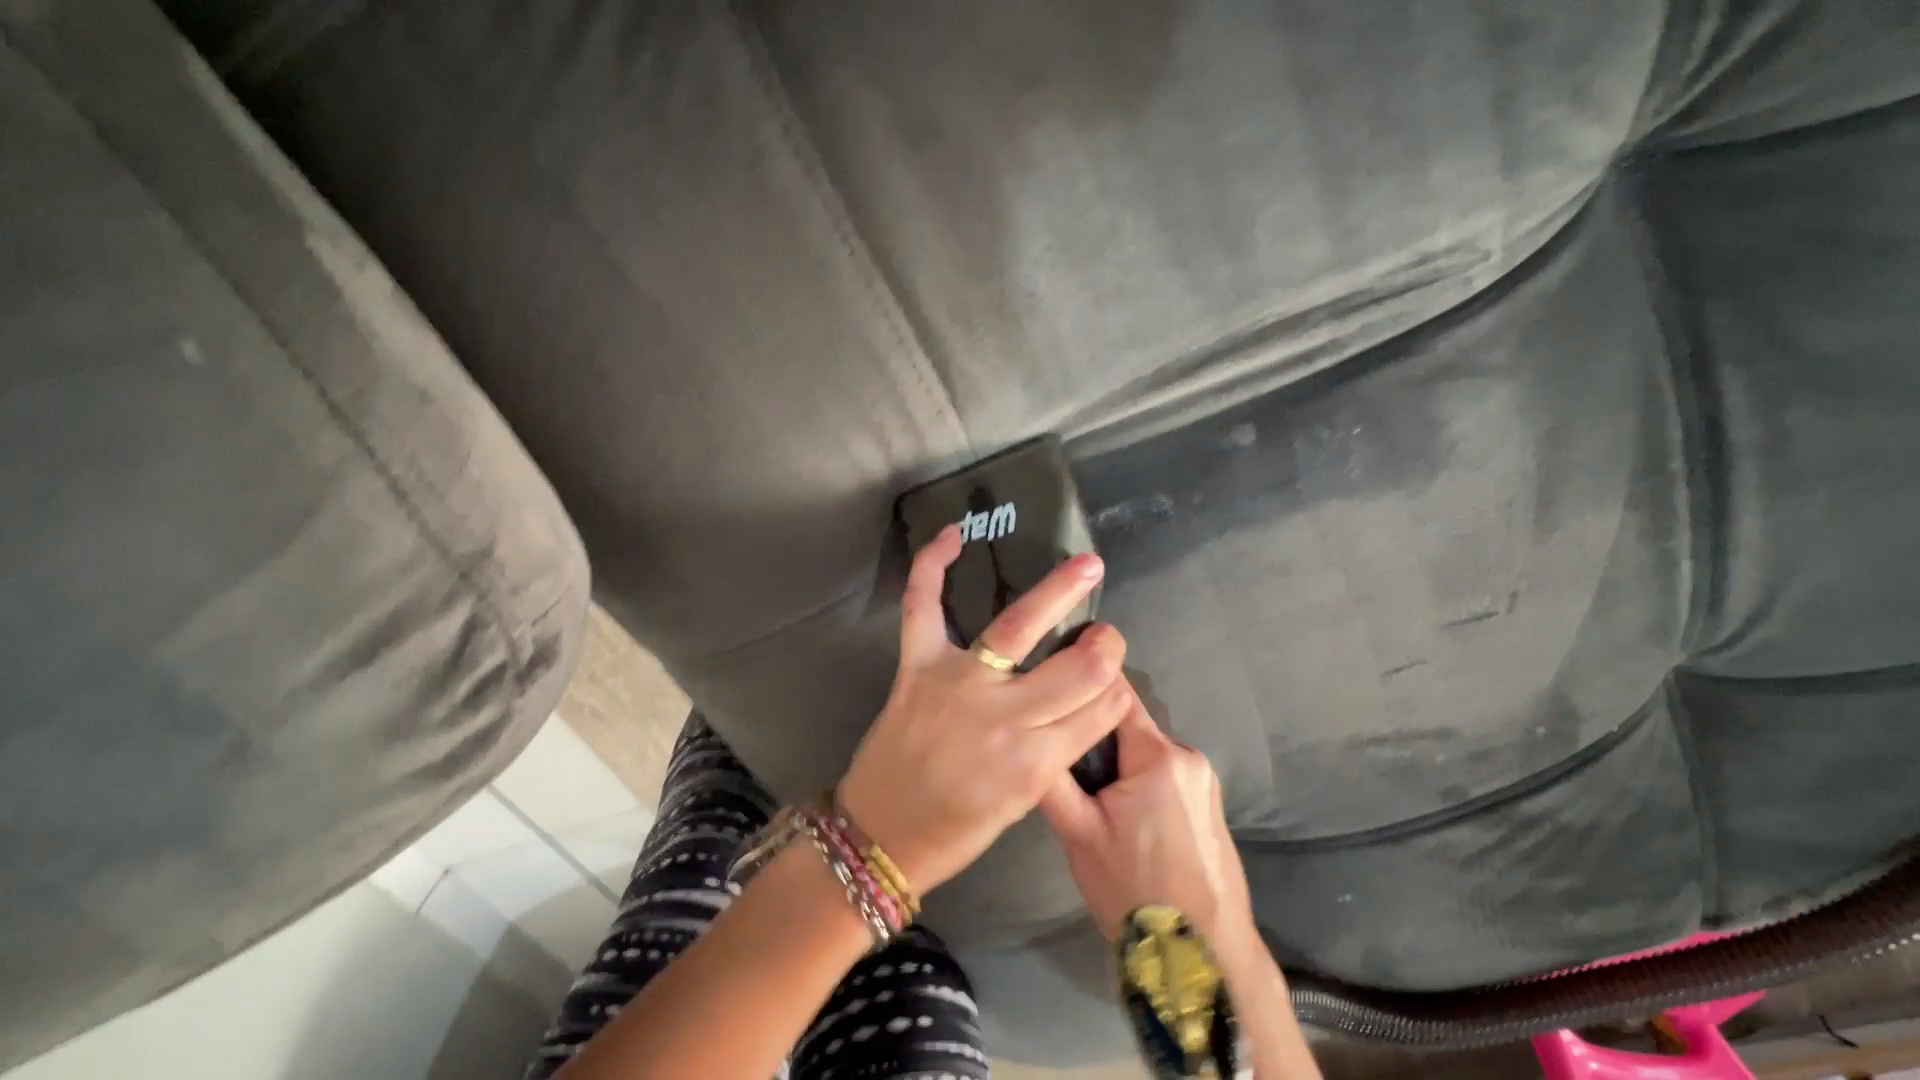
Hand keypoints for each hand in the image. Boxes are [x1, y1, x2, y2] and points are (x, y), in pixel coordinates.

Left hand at [837, 525, 1132, 893]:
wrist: (879, 835)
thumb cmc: (956, 829)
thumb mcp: (1023, 803)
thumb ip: (1057, 750)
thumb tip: (1088, 703)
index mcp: (1036, 762)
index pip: (1103, 708)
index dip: (1118, 690)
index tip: (1114, 681)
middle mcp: (1003, 717)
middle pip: (1080, 668)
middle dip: (1106, 646)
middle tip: (1106, 636)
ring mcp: (957, 684)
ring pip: (1019, 627)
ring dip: (1060, 591)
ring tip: (1087, 566)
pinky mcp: (916, 667)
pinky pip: (923, 607)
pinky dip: (932, 566)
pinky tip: (955, 535)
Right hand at [1038, 696, 1254, 945]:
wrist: (1205, 955)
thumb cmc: (1135, 893)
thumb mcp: (1079, 836)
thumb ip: (1053, 780)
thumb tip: (1029, 736)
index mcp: (1157, 756)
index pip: (1115, 694)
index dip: (1082, 684)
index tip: (1049, 681)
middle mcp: (1188, 756)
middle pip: (1129, 727)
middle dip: (1096, 740)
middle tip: (1062, 766)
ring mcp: (1204, 780)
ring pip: (1145, 753)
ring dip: (1118, 766)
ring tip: (1090, 802)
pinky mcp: (1210, 804)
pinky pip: (1164, 776)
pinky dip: (1140, 785)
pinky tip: (1123, 822)